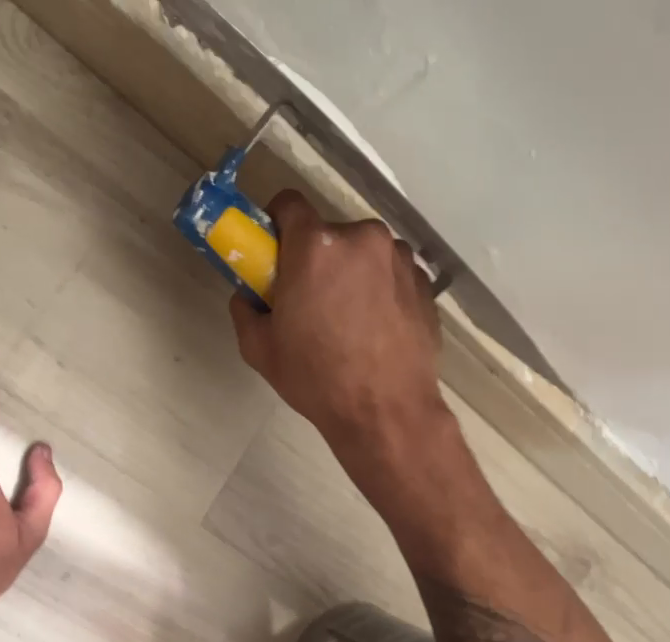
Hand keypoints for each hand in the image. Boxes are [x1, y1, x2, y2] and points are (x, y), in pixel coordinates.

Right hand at [228, 190, 448, 448]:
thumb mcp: (260, 350)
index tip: (273, 252)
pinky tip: (372, 329)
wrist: (386, 410)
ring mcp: (398, 256)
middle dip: (314, 258)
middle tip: (308, 301)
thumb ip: (246, 310)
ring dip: (349, 273)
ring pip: (361, 252)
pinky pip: (389, 273)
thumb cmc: (316, 378)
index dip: (276, 223)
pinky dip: (377, 290)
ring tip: (345, 320)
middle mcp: (360, 237)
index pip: (289, 204)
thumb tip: (249, 294)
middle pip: (328, 233)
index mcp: (314, 247)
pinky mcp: (423, 280)